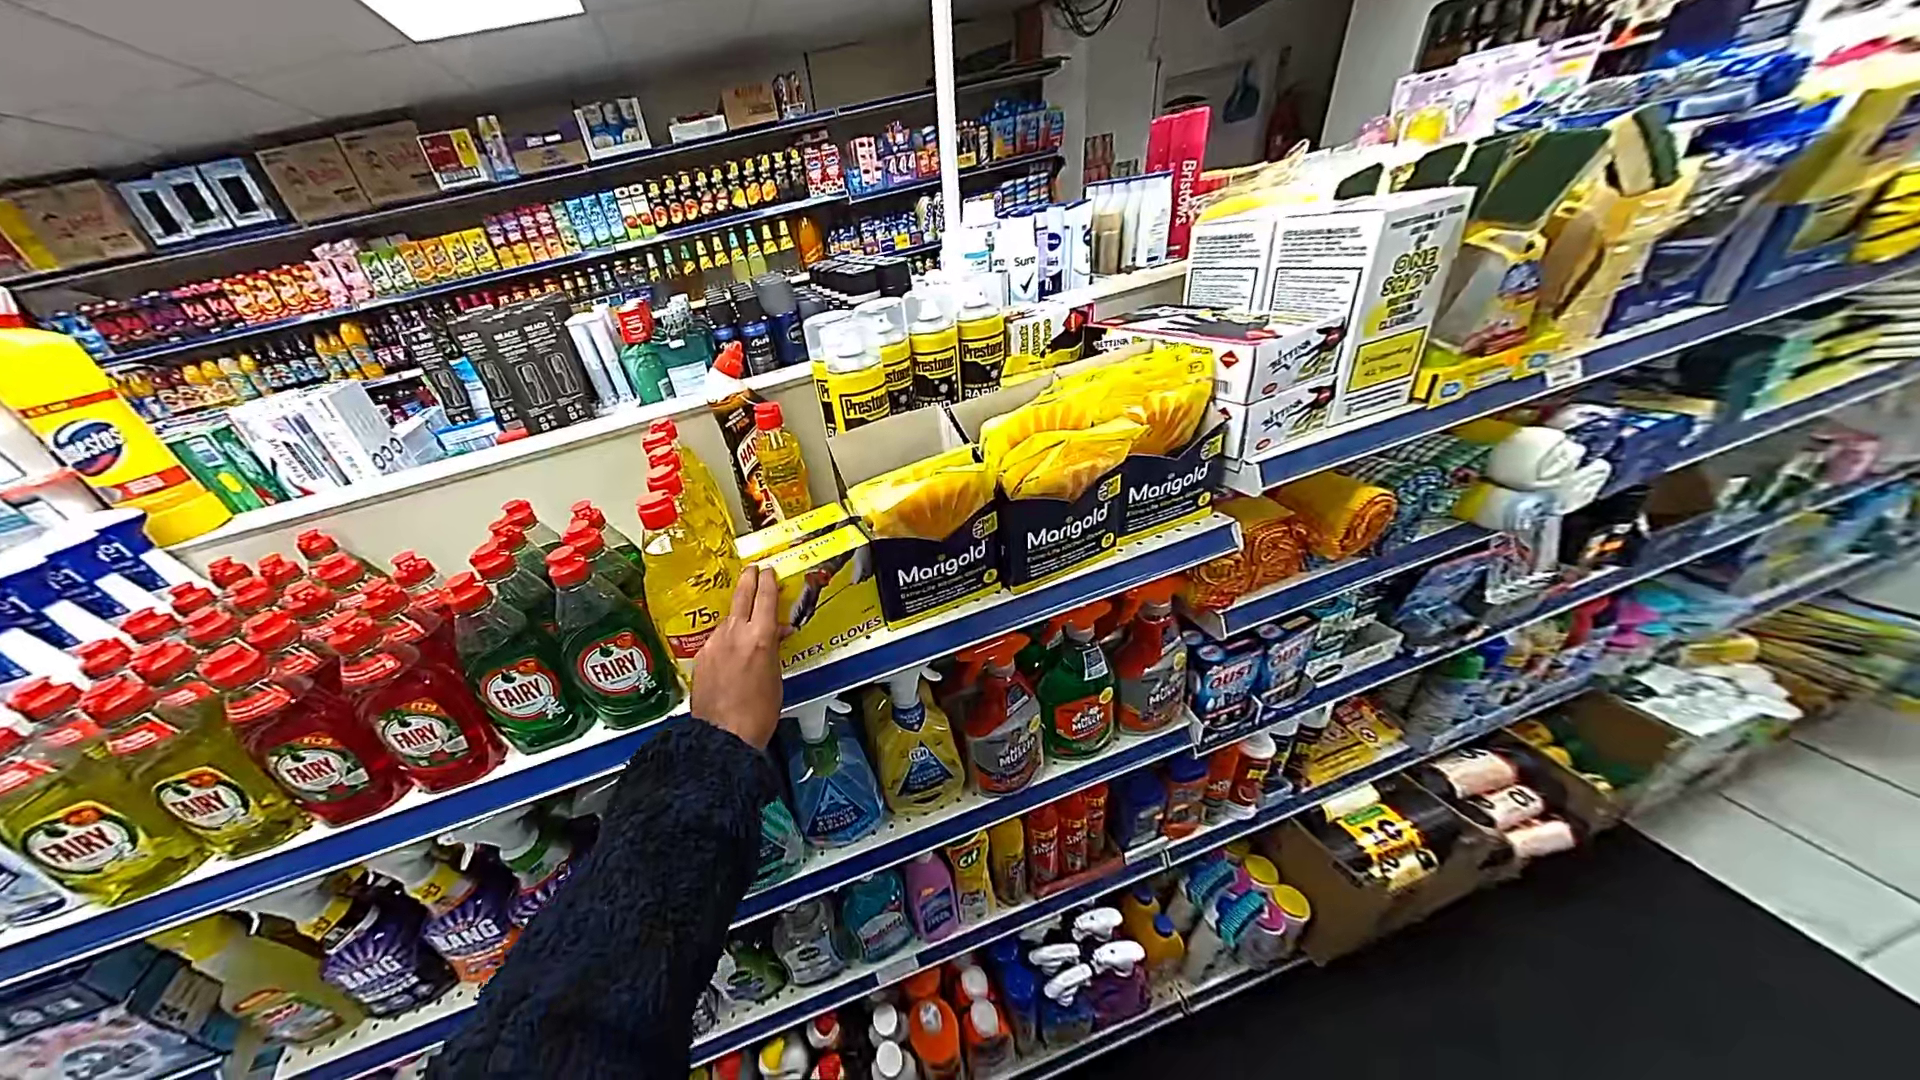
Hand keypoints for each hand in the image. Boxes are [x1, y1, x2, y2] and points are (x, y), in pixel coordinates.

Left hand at [691, 565, 784, 749]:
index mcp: (760, 637)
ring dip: (738, 614)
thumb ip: (774, 649)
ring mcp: (715, 644)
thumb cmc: (758, 712)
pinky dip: (726, 637)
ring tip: (746, 618)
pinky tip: (731, 649)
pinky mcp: (701, 657)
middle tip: (753, 569)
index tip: (768, 571)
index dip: (767, 581)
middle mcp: (735, 634)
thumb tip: (776, 634)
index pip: (765, 597)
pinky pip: (717, 639)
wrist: (723, 734)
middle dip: (748, 580)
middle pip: (742, 596)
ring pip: (729, 619)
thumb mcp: (776, 676)